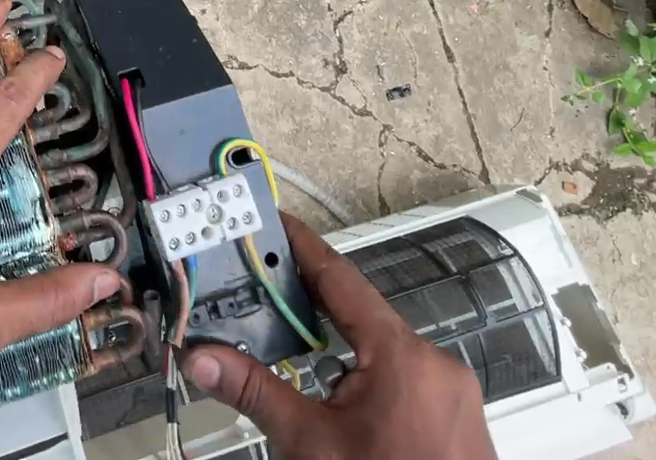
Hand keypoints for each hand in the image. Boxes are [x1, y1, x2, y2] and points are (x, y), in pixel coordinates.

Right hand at [182, 213, 496, 459]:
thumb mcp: (313, 445)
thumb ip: (255, 393)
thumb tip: (199, 358)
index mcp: (402, 354)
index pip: (340, 277)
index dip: (301, 243)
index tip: (272, 218)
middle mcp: (434, 361)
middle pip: (359, 308)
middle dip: (308, 293)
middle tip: (260, 274)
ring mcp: (451, 390)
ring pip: (380, 343)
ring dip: (335, 335)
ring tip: (286, 329)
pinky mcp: (456, 417)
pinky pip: (401, 372)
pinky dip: (361, 366)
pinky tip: (332, 384)